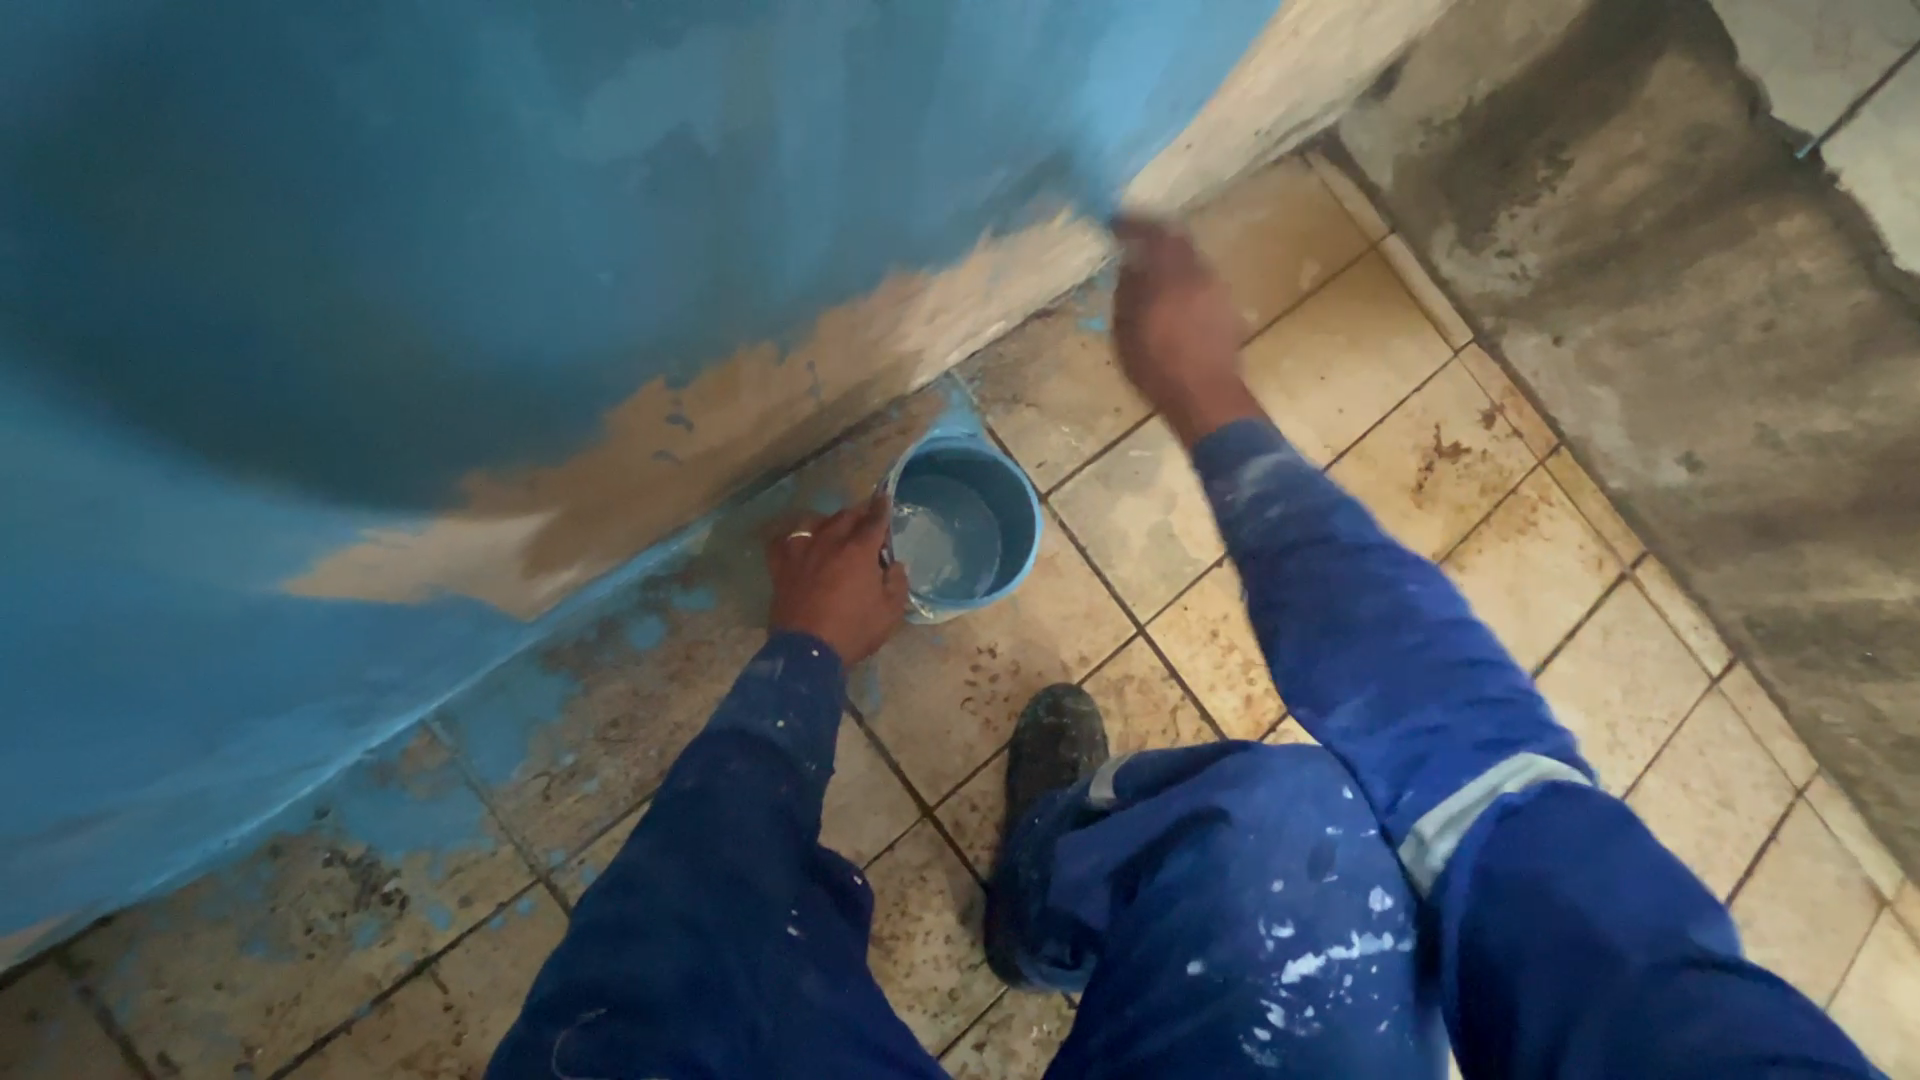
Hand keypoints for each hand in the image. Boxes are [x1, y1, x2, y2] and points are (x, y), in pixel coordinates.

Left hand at [766, 494, 910, 664]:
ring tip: (834, 529)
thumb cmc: (854, 631)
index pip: (874, 520)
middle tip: (866, 518)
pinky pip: (783, 541)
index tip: (884, 498)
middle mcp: (829, 542)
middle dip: (859, 513)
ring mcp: (801, 552)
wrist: (807, 652)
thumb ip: (897, 582)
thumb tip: (894, 565)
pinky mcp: (781, 566)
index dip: (882, 508)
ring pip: (814, 522)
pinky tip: (798, 543)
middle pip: (845, 516)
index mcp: (858, 550)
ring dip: (828, 521)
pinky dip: (793, 538)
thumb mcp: (890, 612)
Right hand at [1111, 215, 1264, 444]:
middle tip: (1135, 245)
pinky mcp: (1228, 311)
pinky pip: (1202, 285)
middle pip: (1179, 243)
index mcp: (1172, 273)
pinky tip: (1171, 303)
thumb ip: (1127, 291)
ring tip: (1151, 278)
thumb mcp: (1125, 330)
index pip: (1154, 231)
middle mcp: (1201, 273)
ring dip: (1172, 264)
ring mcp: (1219, 291)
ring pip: (1193, 264)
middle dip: (1156, 240)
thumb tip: (1130, 264)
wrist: (1205, 397)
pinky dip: (1184, 284)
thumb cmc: (1156, 366)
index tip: (1114, 223)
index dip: (1133, 224)